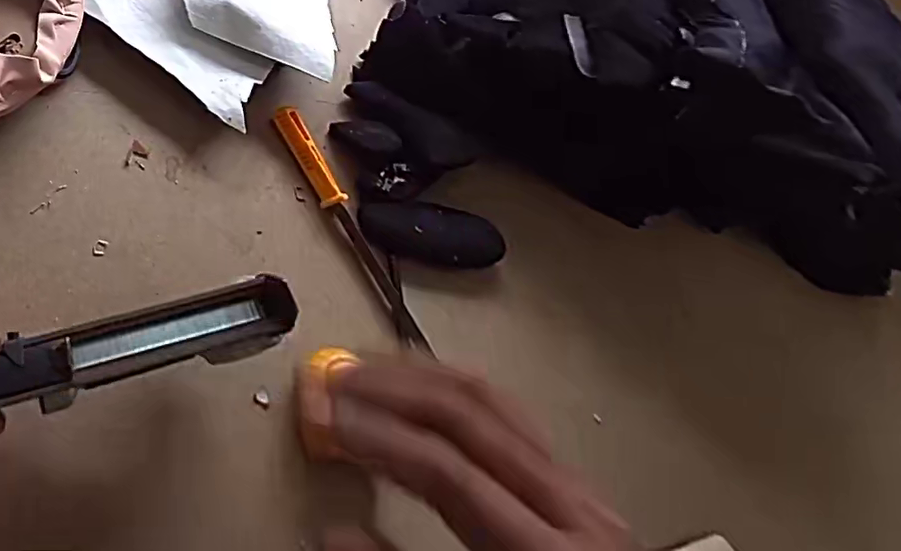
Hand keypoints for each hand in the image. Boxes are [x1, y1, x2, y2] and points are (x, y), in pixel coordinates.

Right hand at [297, 356, 637, 550]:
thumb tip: (332, 534)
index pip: (446, 469)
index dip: (375, 437)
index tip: (324, 418)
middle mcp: (573, 510)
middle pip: (461, 413)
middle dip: (381, 388)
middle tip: (327, 379)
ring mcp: (576, 489)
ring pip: (481, 395)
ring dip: (407, 374)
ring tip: (356, 368)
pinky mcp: (567, 481)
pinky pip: (498, 406)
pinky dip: (442, 384)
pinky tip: (408, 382)